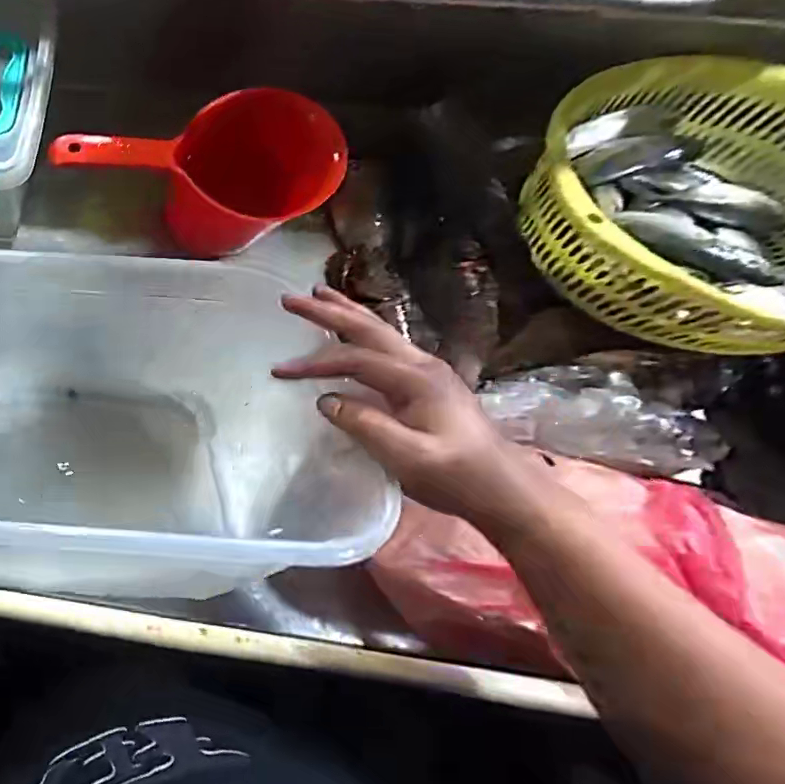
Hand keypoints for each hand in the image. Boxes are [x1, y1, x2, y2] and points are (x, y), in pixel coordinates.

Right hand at [273, 285, 559, 527]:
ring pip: (380, 331)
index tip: (279, 371)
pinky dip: (361, 328)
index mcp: (416, 380)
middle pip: (368, 329)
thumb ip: (365, 425)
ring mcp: (428, 370)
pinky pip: (386, 344)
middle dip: (327, 311)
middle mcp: (422, 365)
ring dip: (346, 312)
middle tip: (291, 299)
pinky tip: (353, 328)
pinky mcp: (428, 381)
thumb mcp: (407, 457)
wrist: (505, 490)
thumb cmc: (455, 476)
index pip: (354, 359)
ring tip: (319, 293)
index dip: (314, 363)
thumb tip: (325, 400)